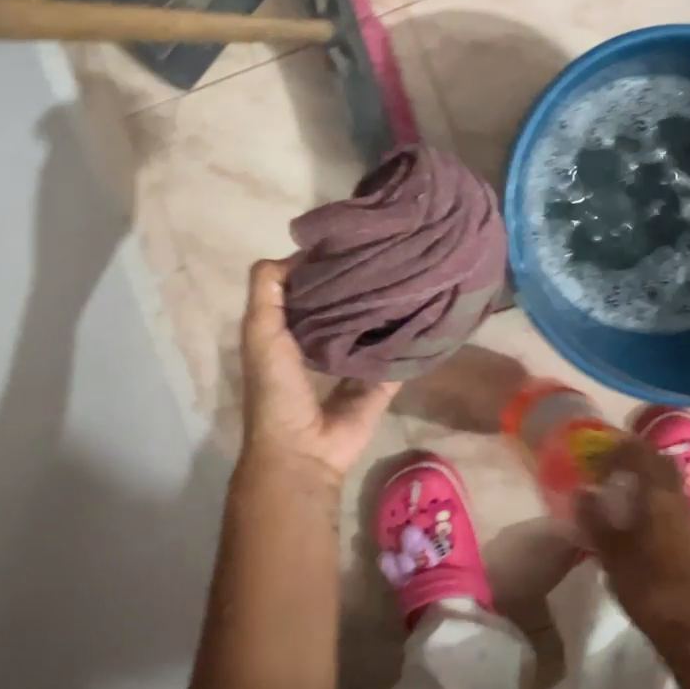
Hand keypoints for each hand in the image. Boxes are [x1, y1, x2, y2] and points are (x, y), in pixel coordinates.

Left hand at [238, 258, 399, 482]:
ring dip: (389, 307)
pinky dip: (412, 339)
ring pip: (376, 326)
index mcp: (292, 329)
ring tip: (413, 273)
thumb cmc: (275, 387)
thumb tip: (301, 252)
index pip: (312, 286)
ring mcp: (356, 364)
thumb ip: (268, 288)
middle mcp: (325, 341)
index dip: (325, 263)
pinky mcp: (380, 384)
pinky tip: (430, 310)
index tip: (350, 239)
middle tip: (389, 251)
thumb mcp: (259, 330)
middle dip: (362, 281)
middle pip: (347, 303)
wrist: (301, 450)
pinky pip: (399, 356)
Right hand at [576, 437, 689, 635]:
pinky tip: (638, 518)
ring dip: (647, 476)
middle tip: (611, 465)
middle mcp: (677, 498)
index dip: (617, 449)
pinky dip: (655, 496)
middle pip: (660, 461)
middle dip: (636, 456)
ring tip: (621, 490)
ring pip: (669, 481)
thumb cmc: (647, 586)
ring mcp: (689, 518)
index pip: (640, 453)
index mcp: (657, 495)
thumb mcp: (610, 553)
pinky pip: (673, 500)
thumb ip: (594, 518)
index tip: (596, 457)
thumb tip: (580, 491)